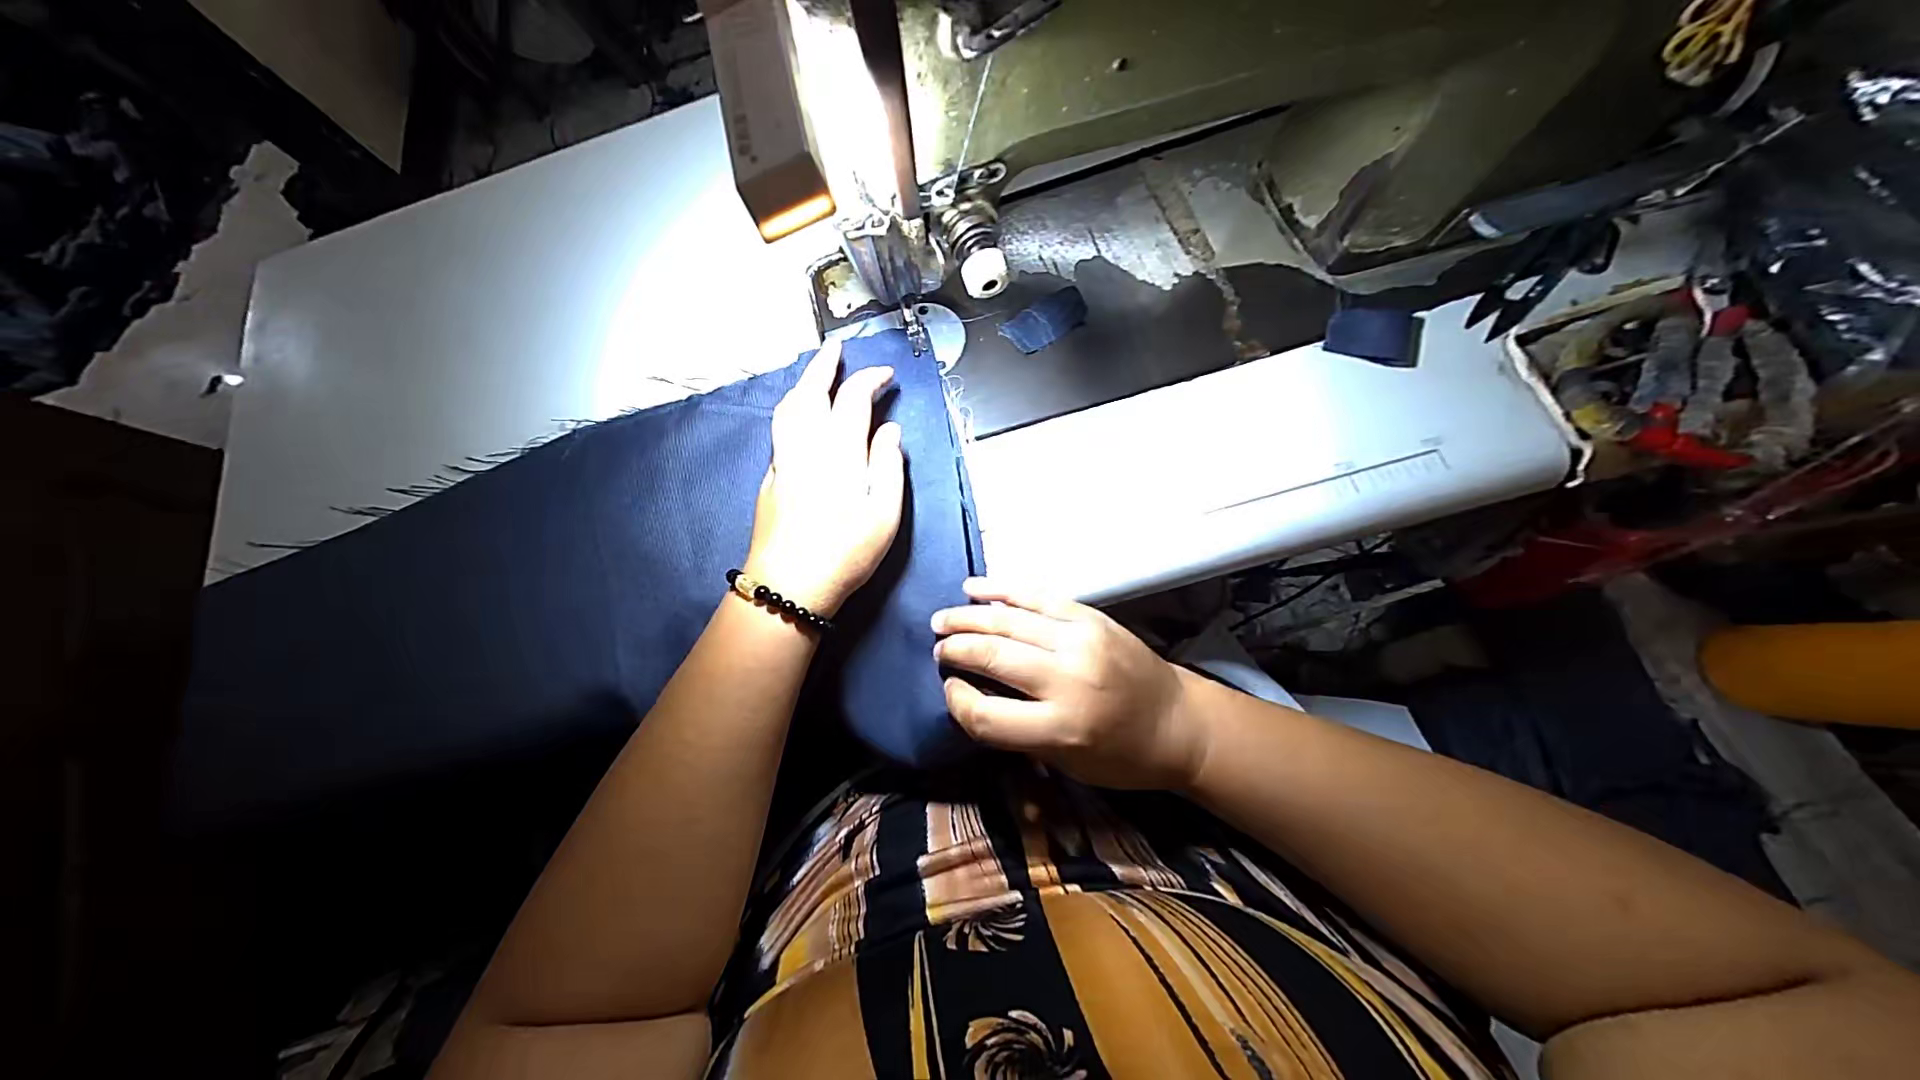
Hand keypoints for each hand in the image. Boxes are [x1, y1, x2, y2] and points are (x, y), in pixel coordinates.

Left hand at [743, 339, 904, 616]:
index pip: (853, 399)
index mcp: (840, 452)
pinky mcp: (771, 477)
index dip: (869, 379)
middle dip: (825, 365)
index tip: (885, 375)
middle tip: (836, 347)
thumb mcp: (884, 514)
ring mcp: (784, 460)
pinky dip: (791, 408)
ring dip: (803, 382)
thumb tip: (889, 430)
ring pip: (789, 407)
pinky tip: (798, 415)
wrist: (790, 584)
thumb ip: (888, 466)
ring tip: (815, 372)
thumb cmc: (845, 553)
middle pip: (812, 392)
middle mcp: (807, 447)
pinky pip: (780, 428)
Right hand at [932, 578, 1206, 789]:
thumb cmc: (1121, 755)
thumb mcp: (1065, 762)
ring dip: (968, 618)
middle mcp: (1069, 679)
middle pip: (991, 657)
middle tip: (937, 649)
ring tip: (941, 619)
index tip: (951, 690)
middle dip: (955, 651)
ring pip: (1008, 621)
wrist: (1179, 723)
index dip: (957, 701)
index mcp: (1061, 727)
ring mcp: (1081, 641)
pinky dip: (1002, 591)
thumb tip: (970, 692)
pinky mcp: (1091, 617)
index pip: (985, 714)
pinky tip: (976, 589)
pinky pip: (1037, 597)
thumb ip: (1017, 731)